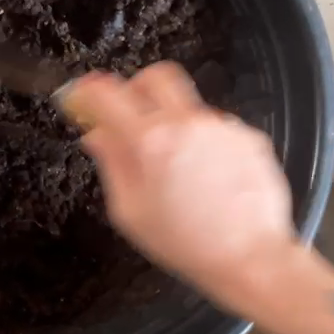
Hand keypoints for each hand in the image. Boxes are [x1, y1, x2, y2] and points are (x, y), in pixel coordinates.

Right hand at [65, 62, 298, 301]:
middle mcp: (187, 125)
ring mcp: (222, 128)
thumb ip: (111, 164)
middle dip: (136, 88)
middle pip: (156, 76)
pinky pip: (216, 128)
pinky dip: (203, 144)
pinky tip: (205, 177)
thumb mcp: (130, 211)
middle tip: (129, 114)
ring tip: (177, 168)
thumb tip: (96, 136)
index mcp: (151, 143)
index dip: (89, 90)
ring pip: (188, 106)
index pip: (109, 94)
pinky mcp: (248, 137)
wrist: (250, 256)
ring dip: (173, 124)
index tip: (83, 94)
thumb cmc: (188, 243)